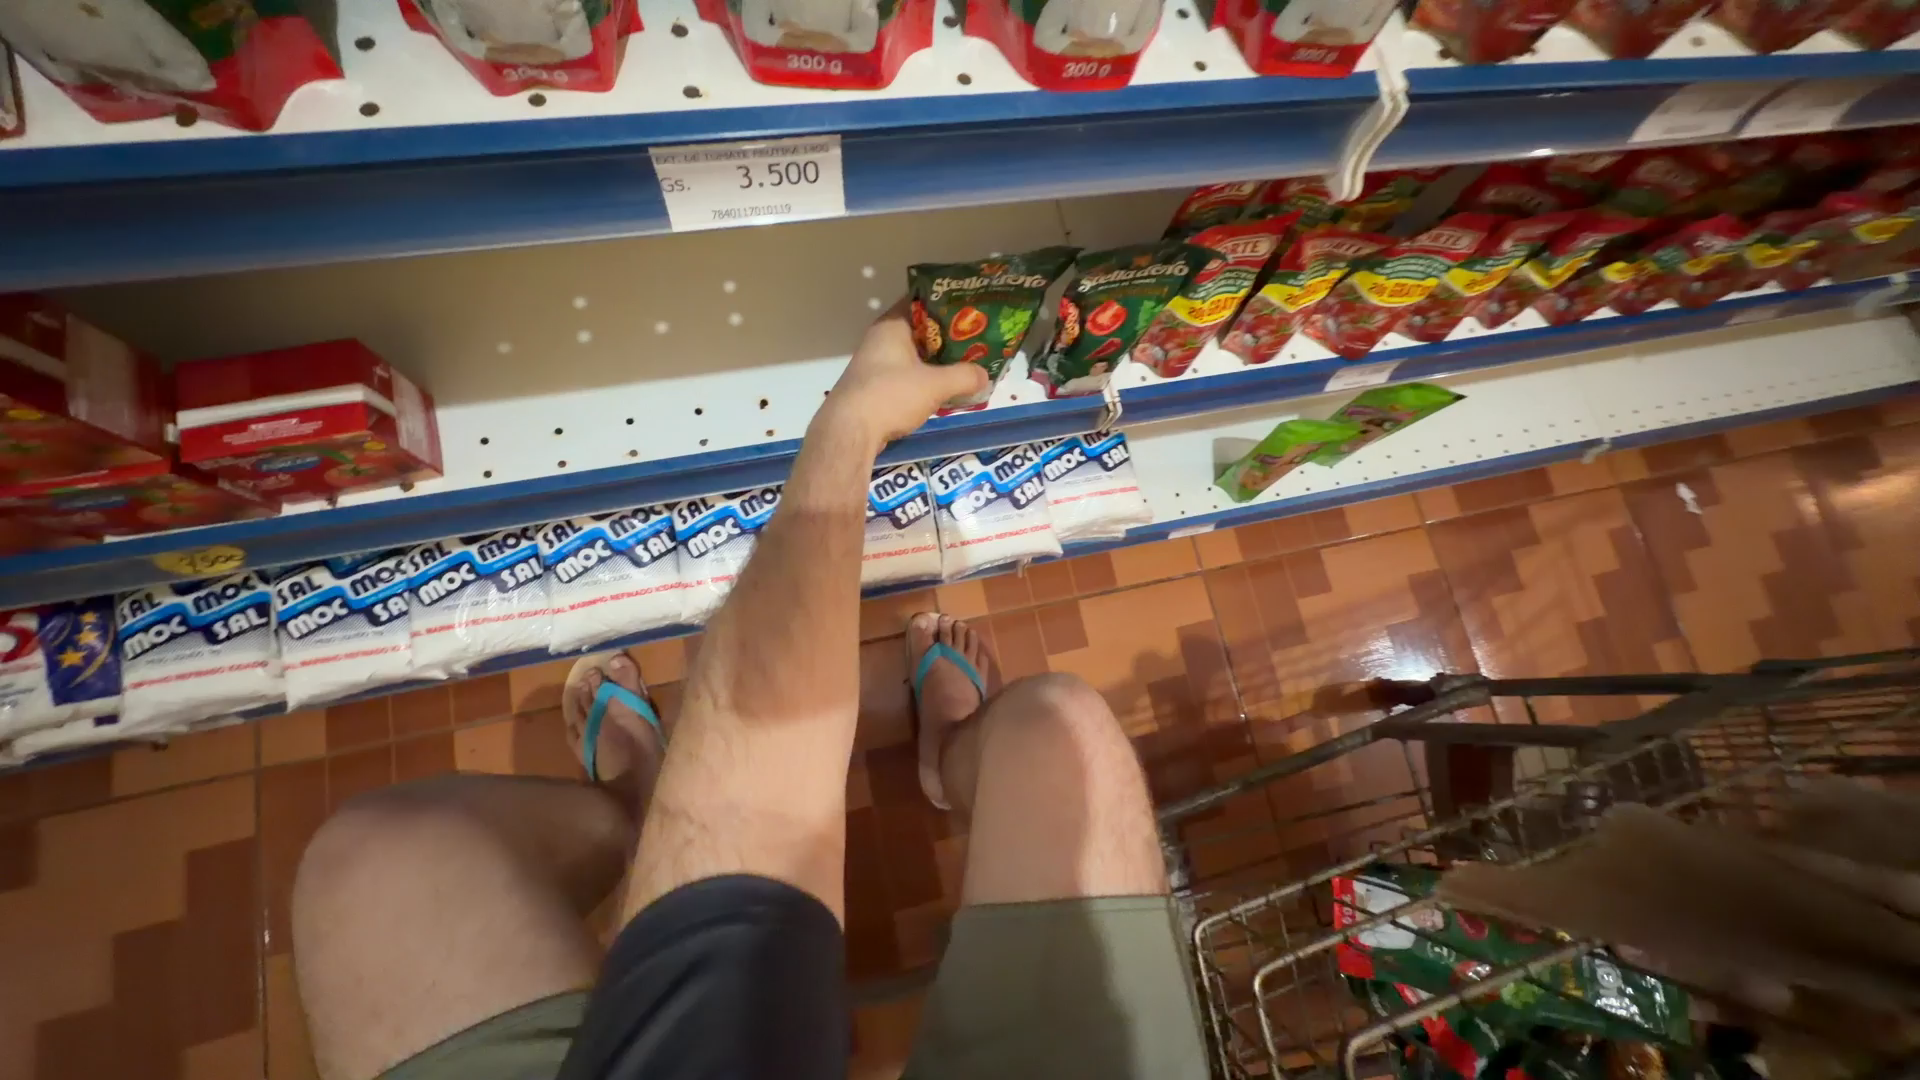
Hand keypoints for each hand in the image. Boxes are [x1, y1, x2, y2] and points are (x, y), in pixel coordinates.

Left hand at [816, 300, 989, 448]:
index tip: (971, 311)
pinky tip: (942, 391)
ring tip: (965, 367)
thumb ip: (964, 377)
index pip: (921, 302)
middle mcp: (881, 340)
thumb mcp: (935, 385)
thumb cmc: (891, 395)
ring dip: (937, 363)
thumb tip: (985, 376)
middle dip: (948, 338)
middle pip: (920, 331)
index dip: (947, 304)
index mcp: (892, 326)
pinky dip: (924, 381)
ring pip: (913, 357)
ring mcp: (875, 365)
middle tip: (976, 343)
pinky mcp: (874, 389)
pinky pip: (906, 378)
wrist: (849, 432)